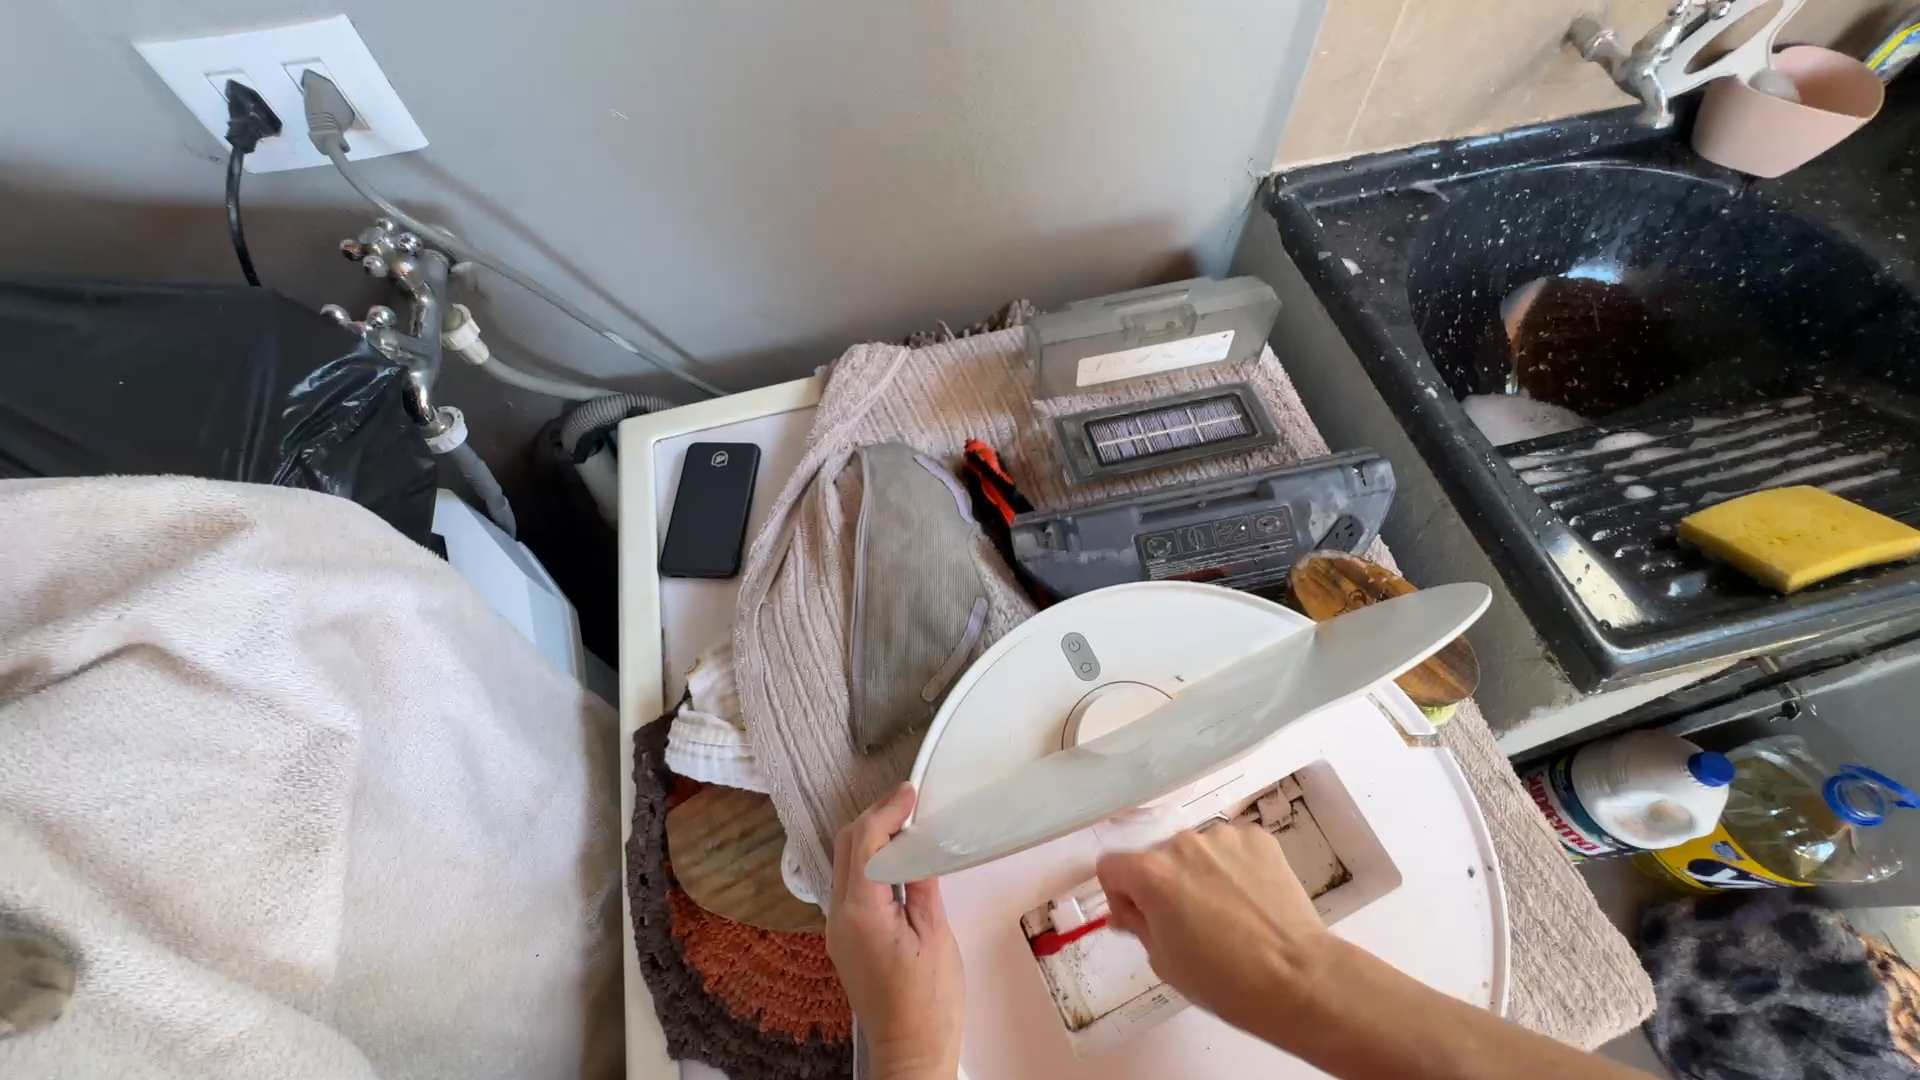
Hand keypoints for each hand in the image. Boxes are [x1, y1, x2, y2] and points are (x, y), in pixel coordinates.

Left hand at [827, 784, 964, 1079]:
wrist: (910, 1054)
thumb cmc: (929, 1003)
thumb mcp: (935, 936)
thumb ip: (921, 883)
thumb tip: (917, 844)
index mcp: (861, 912)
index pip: (865, 841)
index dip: (887, 809)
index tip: (910, 791)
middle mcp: (839, 916)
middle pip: (846, 846)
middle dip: (875, 815)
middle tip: (908, 800)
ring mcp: (838, 928)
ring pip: (845, 862)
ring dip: (870, 834)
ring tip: (905, 821)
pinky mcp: (846, 938)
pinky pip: (851, 883)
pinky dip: (870, 859)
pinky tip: (895, 856)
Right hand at [1095, 822, 1336, 1033]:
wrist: (1300, 980)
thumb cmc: (1225, 981)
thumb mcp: (1164, 962)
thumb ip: (1138, 925)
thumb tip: (1127, 911)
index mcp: (1151, 873)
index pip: (1111, 866)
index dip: (1120, 894)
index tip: (1142, 919)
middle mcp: (1181, 843)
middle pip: (1156, 857)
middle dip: (1164, 884)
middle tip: (1191, 922)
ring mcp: (1221, 835)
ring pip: (1195, 851)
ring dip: (1199, 873)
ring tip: (1228, 911)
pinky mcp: (1257, 837)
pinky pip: (1230, 847)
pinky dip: (1233, 866)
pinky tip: (1250, 898)